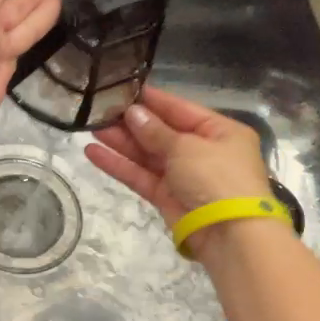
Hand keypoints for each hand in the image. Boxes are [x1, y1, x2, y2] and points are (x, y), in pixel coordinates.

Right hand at [84, 87, 271, 232]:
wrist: (229, 234)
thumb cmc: (217, 177)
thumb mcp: (187, 146)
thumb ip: (155, 130)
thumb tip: (133, 112)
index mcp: (219, 131)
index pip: (179, 109)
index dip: (150, 99)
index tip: (121, 87)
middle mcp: (202, 150)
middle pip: (160, 131)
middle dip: (130, 122)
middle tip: (98, 109)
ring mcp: (183, 174)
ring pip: (146, 153)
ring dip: (120, 141)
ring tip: (90, 127)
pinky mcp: (166, 196)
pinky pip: (140, 175)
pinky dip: (118, 165)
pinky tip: (92, 153)